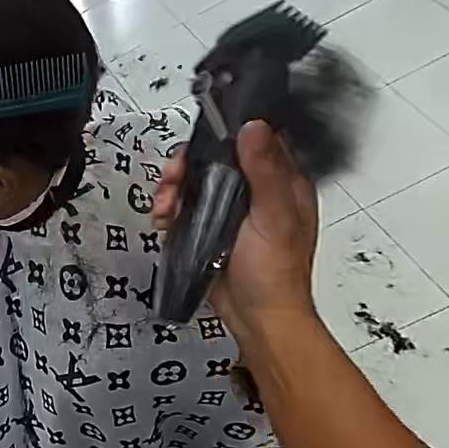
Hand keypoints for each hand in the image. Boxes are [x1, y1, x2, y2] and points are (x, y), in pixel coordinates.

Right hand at [152, 120, 319, 346]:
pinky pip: (185, 208)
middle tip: (176, 175)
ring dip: (176, 186)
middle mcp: (255, 192)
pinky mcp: (209, 228)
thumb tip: (255, 129)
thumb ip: (265, 171)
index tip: (204, 138)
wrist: (257, 318)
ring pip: (197, 181)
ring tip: (168, 202)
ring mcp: (231, 210)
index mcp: (281, 183)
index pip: (254, 139)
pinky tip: (166, 217)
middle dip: (190, 163)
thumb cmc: (276, 276)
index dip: (227, 133)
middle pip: (216, 158)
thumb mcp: (274, 217)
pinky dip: (171, 209)